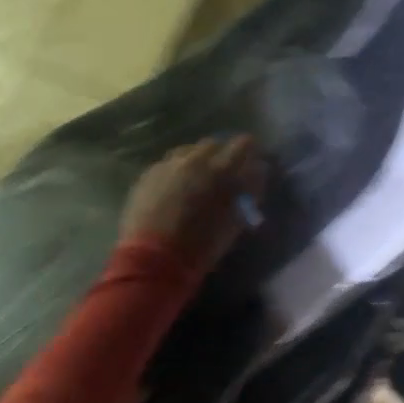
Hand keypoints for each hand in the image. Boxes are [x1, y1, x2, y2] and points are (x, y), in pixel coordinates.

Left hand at [120, 135, 264, 268]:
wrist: (152, 258)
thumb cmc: (200, 245)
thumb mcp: (233, 223)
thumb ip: (248, 194)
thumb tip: (256, 176)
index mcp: (219, 171)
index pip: (242, 146)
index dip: (250, 149)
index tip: (253, 157)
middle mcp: (192, 160)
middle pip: (212, 144)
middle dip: (221, 153)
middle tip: (225, 170)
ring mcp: (167, 165)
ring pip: (187, 152)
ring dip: (197, 160)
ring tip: (199, 177)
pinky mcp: (147, 175)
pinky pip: (168, 164)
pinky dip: (177, 170)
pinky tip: (176, 186)